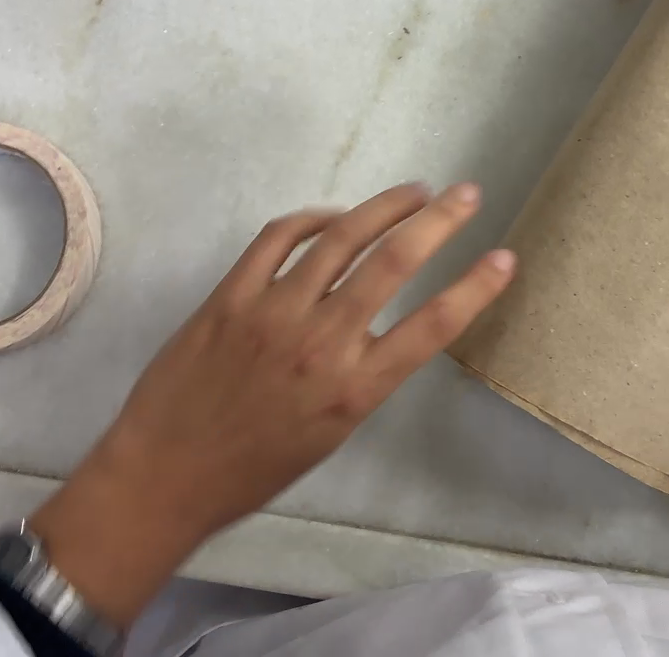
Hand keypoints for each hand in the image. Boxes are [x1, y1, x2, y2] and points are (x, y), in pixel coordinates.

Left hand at [30, 181, 515, 622]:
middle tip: (466, 194)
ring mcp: (273, 313)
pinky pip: (278, 238)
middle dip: (439, 221)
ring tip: (413, 191)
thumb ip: (362, 372)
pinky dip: (312, 218)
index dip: (476, 288)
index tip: (505, 257)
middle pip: (392, 263)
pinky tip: (333, 216)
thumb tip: (378, 316)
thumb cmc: (254, 468)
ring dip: (384, 207)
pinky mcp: (231, 295)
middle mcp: (321, 343)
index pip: (432, 327)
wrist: (163, 477)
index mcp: (354, 390)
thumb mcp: (330, 433)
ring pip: (340, 238)